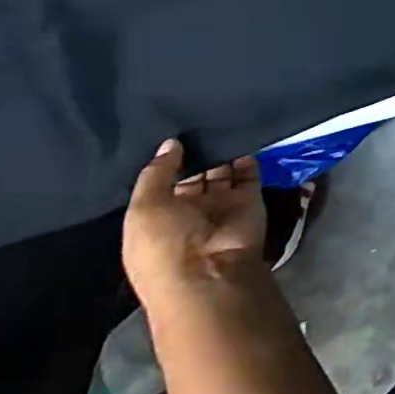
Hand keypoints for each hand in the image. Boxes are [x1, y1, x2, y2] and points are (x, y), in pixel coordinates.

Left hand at [124, 139, 266, 302]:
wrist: (212, 270)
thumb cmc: (165, 244)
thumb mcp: (144, 208)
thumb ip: (156, 172)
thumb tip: (170, 143)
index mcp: (159, 217)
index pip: (164, 183)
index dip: (167, 161)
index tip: (172, 135)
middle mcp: (191, 211)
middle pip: (195, 174)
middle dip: (197, 153)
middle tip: (198, 123)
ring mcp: (222, 205)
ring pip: (222, 171)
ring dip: (221, 152)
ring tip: (219, 124)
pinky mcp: (250, 200)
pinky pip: (249, 173)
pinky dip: (247, 157)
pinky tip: (239, 137)